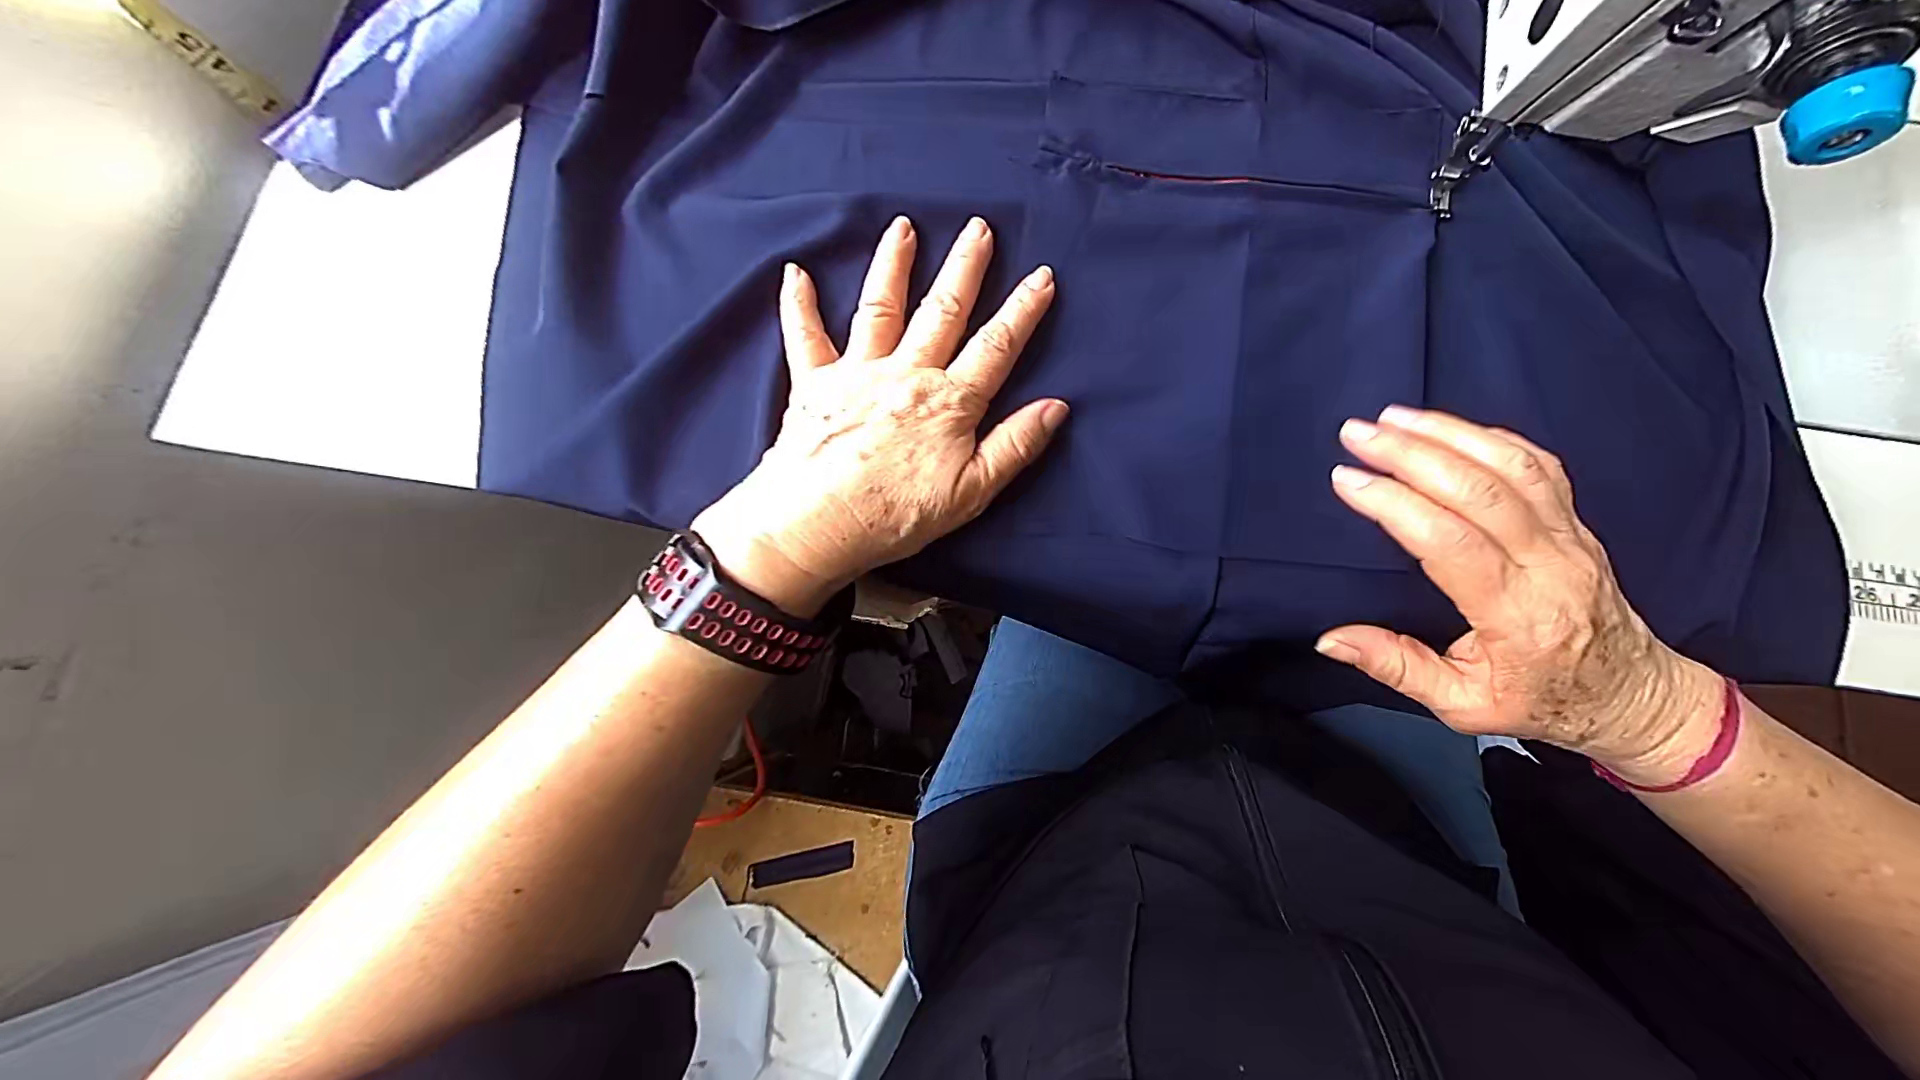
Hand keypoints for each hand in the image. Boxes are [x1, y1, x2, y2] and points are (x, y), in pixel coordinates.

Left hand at [691, 216, 1068, 616]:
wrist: (817, 525)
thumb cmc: (895, 517)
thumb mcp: (971, 493)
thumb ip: (1014, 446)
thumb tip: (1055, 407)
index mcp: (948, 402)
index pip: (995, 346)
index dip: (1022, 310)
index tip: (1041, 276)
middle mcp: (905, 374)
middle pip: (942, 311)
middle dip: (964, 267)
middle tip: (978, 228)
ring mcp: (857, 374)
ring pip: (881, 307)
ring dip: (894, 265)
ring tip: (903, 228)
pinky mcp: (814, 385)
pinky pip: (805, 336)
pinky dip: (799, 305)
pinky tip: (796, 274)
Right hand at [1314, 406, 1725, 785]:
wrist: (1632, 695)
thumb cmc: (1539, 701)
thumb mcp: (1460, 705)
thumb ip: (1395, 667)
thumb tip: (1328, 639)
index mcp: (1518, 614)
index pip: (1450, 542)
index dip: (1395, 504)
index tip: (1346, 479)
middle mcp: (1551, 565)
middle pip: (1481, 490)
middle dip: (1412, 453)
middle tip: (1358, 433)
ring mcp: (1571, 538)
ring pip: (1514, 467)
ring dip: (1449, 433)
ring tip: (1393, 417)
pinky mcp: (1576, 523)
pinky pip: (1539, 465)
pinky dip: (1488, 437)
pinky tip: (1447, 427)